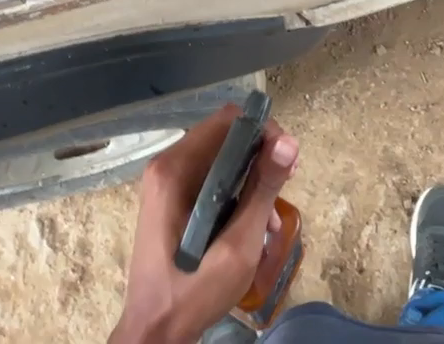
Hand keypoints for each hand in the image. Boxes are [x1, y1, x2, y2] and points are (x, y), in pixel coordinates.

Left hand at [111, 106, 299, 343]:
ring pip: (221, 157)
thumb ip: (262, 190)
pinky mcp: (171, 198)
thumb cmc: (194, 293)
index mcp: (175, 169)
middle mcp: (166, 165)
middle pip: (225, 136)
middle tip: (286, 185)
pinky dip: (236, 192)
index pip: (228, 121)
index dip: (263, 133)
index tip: (286, 163)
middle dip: (261, 157)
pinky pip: (211, 177)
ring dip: (252, 178)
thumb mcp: (238, 245)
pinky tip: (254, 224)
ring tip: (272, 217)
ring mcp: (166, 181)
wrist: (154, 334)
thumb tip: (289, 141)